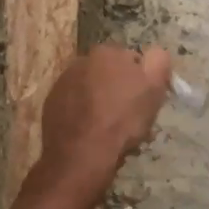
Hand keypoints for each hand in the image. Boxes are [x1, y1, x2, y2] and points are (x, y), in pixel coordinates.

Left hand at [24, 45, 172, 208]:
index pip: (132, 60)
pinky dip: (83, 115)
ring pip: (91, 90)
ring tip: (109, 129)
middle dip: (119, 90)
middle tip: (129, 118)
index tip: (144, 102)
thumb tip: (155, 53)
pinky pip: (74, 106)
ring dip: (100, 102)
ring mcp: (62, 83)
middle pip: (109, 74)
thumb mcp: (154, 89)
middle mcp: (80, 61)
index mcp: (106, 52)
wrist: (81, 156)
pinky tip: (91, 134)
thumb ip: (158, 61)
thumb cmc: (122, 120)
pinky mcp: (50, 105)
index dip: (142, 82)